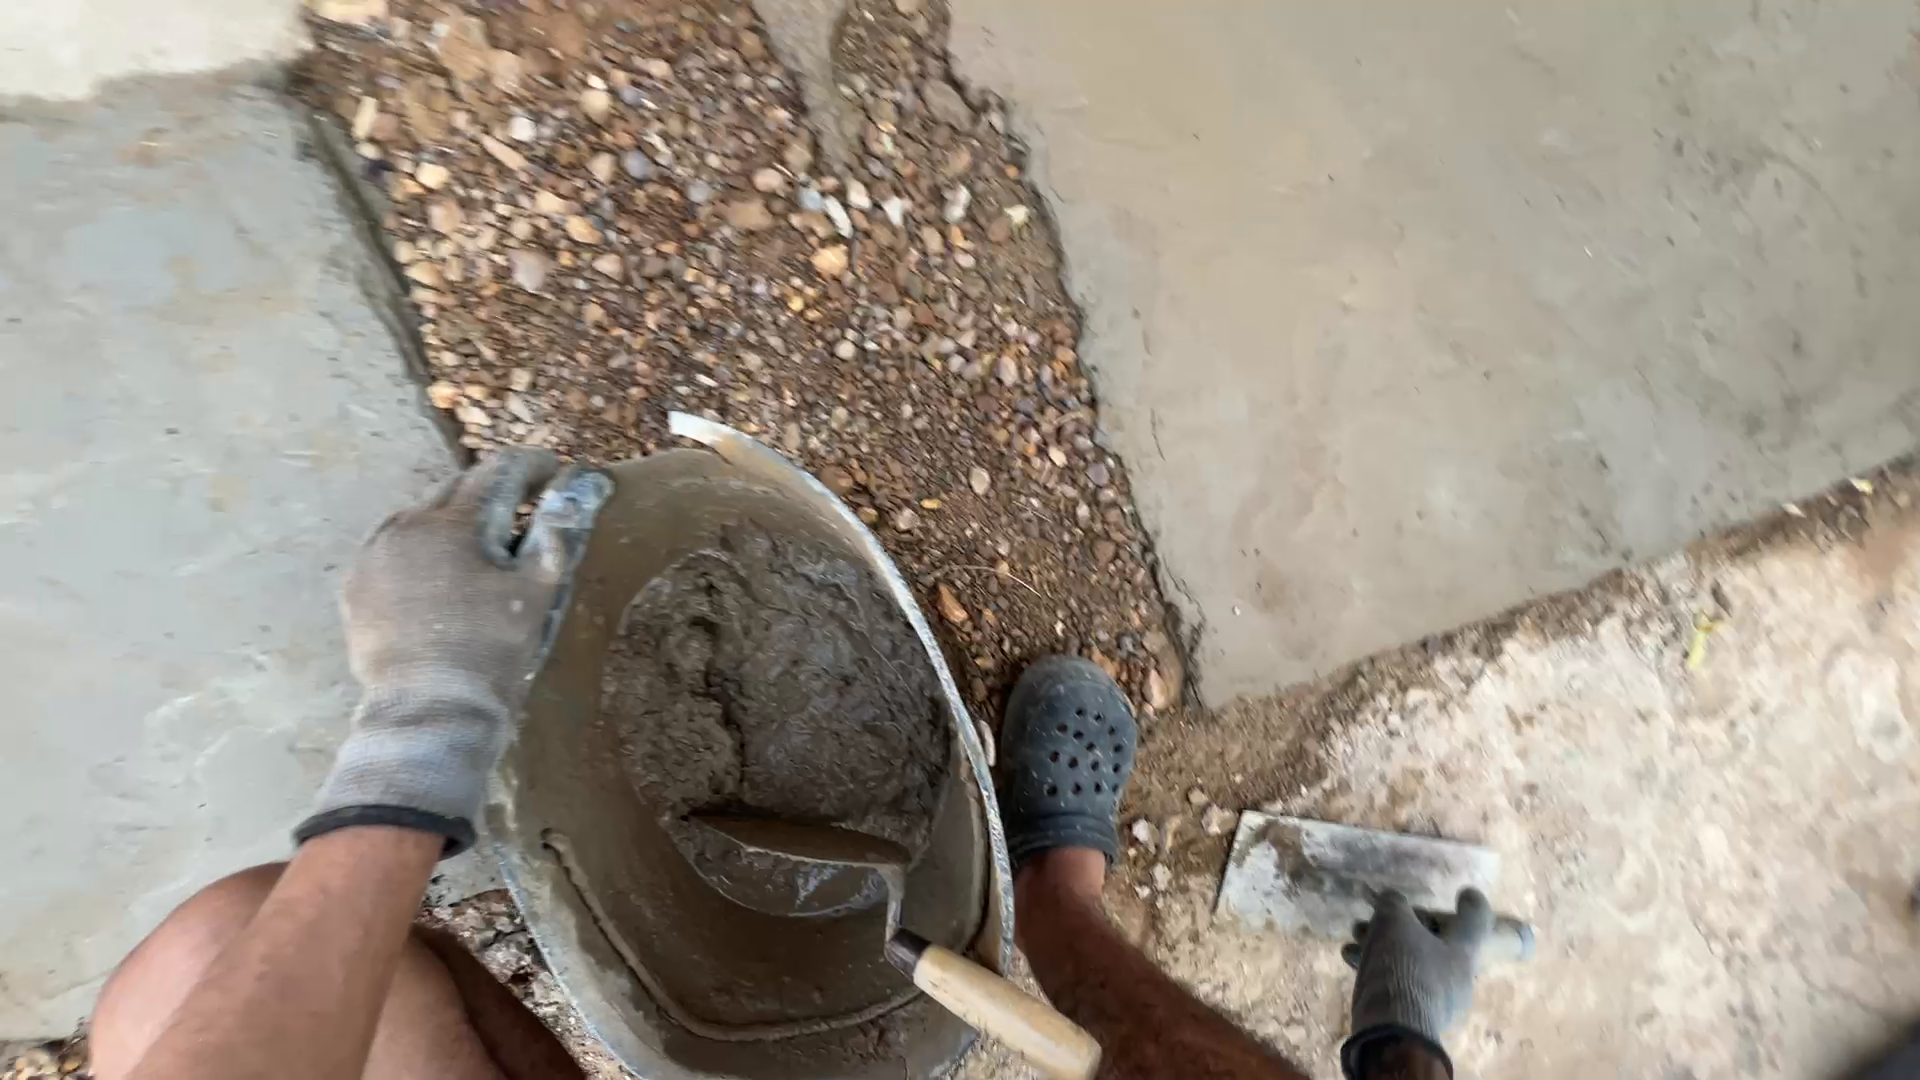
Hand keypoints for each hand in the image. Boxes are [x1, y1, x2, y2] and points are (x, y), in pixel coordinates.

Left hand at [296, 448, 611, 855]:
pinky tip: (448, 569)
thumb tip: (584, 482)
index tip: (558, 469)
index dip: (533, 466)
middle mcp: (405, 526)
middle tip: (532, 500)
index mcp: (453, 523)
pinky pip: (397, 546)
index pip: (498, 472)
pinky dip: (429, 544)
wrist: (432, 706)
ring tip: (491, 538)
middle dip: (497, 488)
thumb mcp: (541, 585)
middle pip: (457, 488)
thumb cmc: (497, 645)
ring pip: (423, 515)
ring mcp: (374, 555)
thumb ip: (560, 528)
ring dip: (460, 516)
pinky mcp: (357, 585)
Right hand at [1340, 889, 1491, 1079]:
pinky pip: (1395, 977)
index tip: (1468, 892)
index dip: (1471, 904)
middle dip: (1402, 922)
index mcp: (1462, 953)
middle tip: (1376, 912)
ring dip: (1381, 941)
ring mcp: (1434, 997)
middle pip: (1432, 939)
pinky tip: (1349, 955)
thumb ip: (1394, 903)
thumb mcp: (1393, 919)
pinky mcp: (1412, 1011)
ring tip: (1354, 933)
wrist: (1390, 1025)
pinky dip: (1375, 963)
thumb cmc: (1402, 963)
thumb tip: (1393, 903)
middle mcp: (1455, 976)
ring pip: (1408, 957)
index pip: (1473, 922)